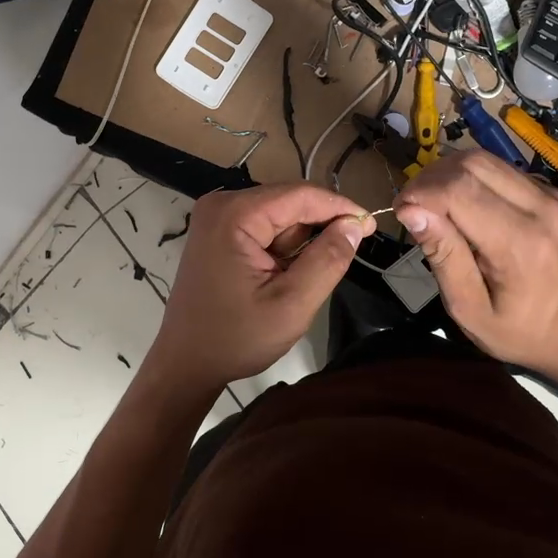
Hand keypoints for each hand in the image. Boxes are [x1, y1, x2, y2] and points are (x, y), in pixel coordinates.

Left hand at [147, 183, 375, 392]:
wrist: (185, 363)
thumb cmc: (236, 339)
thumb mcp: (292, 304)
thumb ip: (327, 260)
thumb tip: (354, 224)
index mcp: (234, 215)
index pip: (300, 194)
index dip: (340, 207)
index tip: (371, 226)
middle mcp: (221, 205)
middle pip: (289, 202)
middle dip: (316, 230)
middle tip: (335, 265)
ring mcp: (216, 218)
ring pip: (279, 216)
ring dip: (297, 244)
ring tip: (293, 282)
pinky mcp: (217, 233)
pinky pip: (263, 228)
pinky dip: (280, 249)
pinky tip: (278, 278)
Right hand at [394, 151, 557, 381]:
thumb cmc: (520, 331)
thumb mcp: (469, 310)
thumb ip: (443, 257)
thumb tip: (411, 211)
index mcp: (520, 244)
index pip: (459, 190)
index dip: (420, 193)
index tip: (401, 213)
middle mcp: (540, 209)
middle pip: (471, 164)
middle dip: (430, 179)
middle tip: (412, 209)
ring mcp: (549, 197)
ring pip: (483, 159)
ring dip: (447, 175)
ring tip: (431, 206)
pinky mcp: (549, 193)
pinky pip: (499, 170)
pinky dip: (469, 180)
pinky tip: (459, 207)